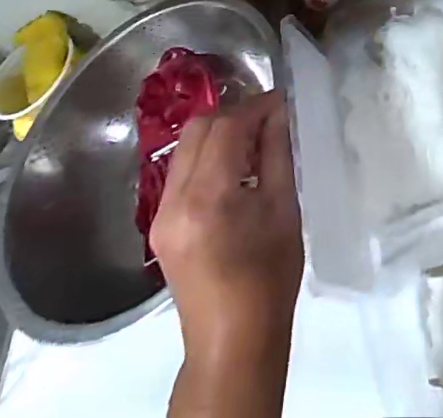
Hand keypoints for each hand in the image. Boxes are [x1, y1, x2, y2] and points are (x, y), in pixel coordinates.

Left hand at [151, 91, 302, 376]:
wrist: (232, 342)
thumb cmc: (268, 279)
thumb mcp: (283, 210)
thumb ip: (277, 154)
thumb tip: (278, 113)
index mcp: (208, 198)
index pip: (226, 127)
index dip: (255, 106)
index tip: (281, 100)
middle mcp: (174, 199)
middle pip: (198, 129)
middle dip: (234, 114)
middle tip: (268, 118)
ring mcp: (160, 213)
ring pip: (186, 146)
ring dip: (218, 132)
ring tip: (253, 140)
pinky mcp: (158, 224)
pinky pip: (181, 171)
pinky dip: (207, 156)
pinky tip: (233, 167)